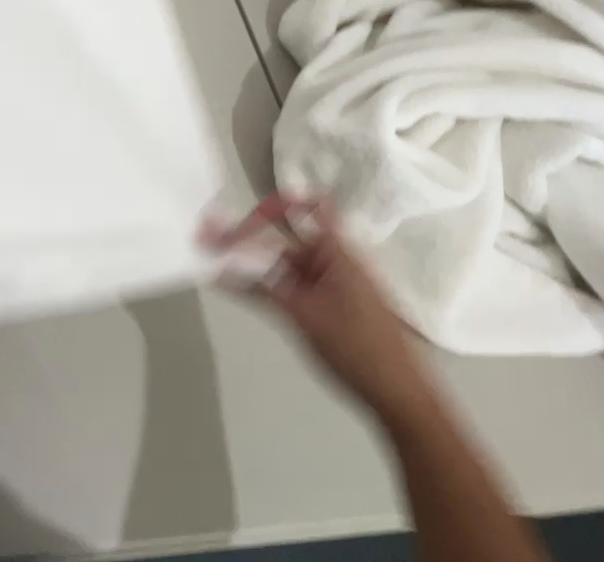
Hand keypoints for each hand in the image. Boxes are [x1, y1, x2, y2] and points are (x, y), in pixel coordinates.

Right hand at [202, 195, 435, 421]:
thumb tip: (218, 265)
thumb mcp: (304, 316)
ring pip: (278, 261)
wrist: (399, 398)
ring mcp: (324, 285)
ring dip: (245, 257)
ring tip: (208, 255)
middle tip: (203, 234)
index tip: (241, 217)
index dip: (275, 205)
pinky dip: (255, 280)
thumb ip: (258, 287)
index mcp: (337, 253)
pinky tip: (228, 282)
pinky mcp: (317, 306)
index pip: (308, 209)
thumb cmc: (358, 349)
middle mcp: (330, 262)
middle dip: (243, 233)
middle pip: (282, 236)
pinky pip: (281, 284)